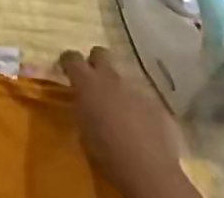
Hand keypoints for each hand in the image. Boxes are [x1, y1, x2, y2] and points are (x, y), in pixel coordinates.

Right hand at [59, 47, 193, 197]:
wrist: (150, 170)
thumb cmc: (108, 155)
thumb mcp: (84, 131)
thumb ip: (82, 108)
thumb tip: (82, 101)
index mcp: (88, 83)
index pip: (72, 58)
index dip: (68, 62)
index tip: (67, 70)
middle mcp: (111, 77)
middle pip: (100, 53)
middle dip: (96, 63)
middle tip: (94, 83)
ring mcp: (136, 87)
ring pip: (123, 76)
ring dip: (118, 87)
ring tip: (119, 109)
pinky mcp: (156, 102)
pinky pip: (142, 96)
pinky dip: (138, 105)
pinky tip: (140, 125)